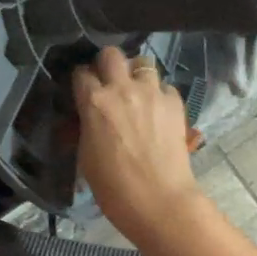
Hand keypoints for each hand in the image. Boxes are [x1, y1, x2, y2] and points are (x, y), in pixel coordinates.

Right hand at [75, 47, 206, 245]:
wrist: (159, 201)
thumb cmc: (114, 188)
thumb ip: (87, 126)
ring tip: (137, 92)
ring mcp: (152, 93)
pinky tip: (158, 111)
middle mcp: (122, 88)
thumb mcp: (86, 156)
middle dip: (107, 64)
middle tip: (109, 81)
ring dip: (137, 74)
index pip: (81, 72)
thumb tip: (89, 116)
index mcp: (94, 102)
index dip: (81, 79)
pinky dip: (159, 94)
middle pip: (111, 54)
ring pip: (143, 62)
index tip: (84, 88)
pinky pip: (165, 86)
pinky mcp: (175, 103)